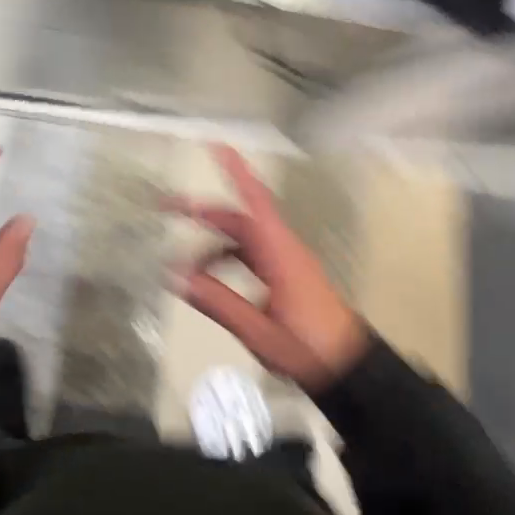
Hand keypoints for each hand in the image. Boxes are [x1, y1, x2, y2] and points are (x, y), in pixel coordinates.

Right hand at [171, 144, 367, 391]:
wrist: (348, 368)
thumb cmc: (308, 347)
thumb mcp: (259, 330)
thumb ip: (219, 303)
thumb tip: (177, 277)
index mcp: (279, 254)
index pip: (255, 202)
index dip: (236, 172)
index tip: (216, 145)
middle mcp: (281, 249)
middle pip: (238, 219)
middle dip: (202, 211)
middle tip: (165, 206)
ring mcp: (283, 262)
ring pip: (240, 240)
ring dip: (209, 245)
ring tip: (180, 266)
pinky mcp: (283, 277)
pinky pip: (247, 257)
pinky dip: (223, 262)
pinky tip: (206, 283)